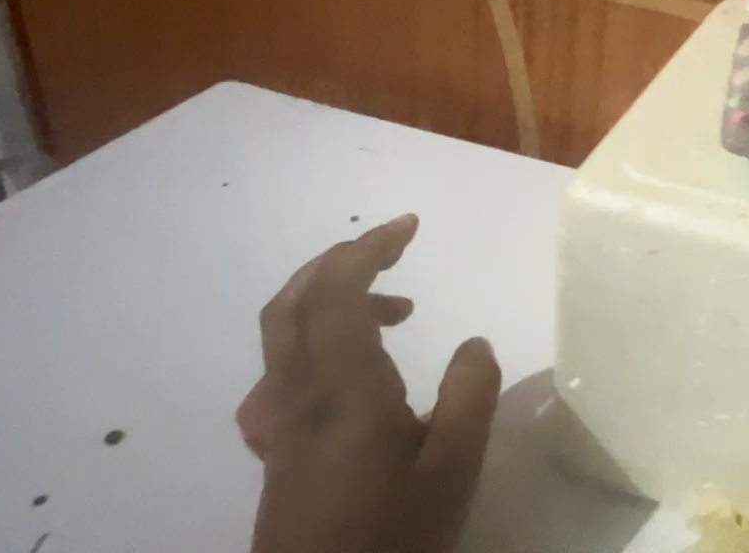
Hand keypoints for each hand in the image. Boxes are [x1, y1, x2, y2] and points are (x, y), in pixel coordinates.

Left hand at [239, 215, 500, 552]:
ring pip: (281, 338)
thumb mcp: (455, 466)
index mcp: (342, 390)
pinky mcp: (276, 454)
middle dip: (338, 262)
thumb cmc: (394, 537)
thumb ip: (471, 392)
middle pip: (292, 305)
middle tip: (393, 248)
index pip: (337, 294)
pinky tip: (345, 371)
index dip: (368, 249)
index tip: (411, 227)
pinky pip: (280, 376)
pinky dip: (312, 344)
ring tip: (397, 312)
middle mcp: (297, 398)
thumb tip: (473, 343)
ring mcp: (278, 428)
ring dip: (328, 300)